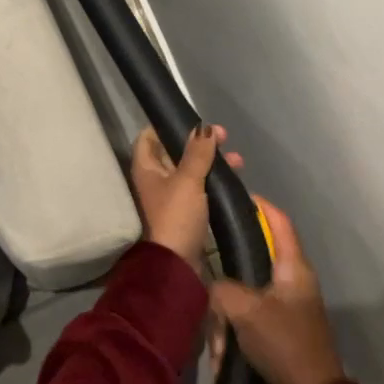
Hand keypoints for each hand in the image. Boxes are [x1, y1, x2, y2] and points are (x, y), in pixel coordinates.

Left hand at [129, 124, 242, 271]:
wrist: (178, 263)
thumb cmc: (177, 216)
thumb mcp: (188, 180)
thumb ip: (197, 152)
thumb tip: (204, 127)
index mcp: (146, 168)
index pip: (148, 136)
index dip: (167, 125)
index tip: (192, 120)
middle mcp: (155, 179)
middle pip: (174, 151)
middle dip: (199, 143)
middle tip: (224, 137)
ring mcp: (170, 196)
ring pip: (191, 170)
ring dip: (211, 162)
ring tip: (237, 161)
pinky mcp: (186, 211)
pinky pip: (200, 188)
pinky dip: (214, 181)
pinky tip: (234, 179)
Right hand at [209, 197, 345, 383]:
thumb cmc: (284, 343)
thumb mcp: (246, 310)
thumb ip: (222, 289)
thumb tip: (209, 287)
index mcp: (294, 269)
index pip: (280, 223)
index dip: (261, 206)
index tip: (237, 194)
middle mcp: (292, 283)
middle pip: (252, 261)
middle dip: (226, 278)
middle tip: (203, 277)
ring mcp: (284, 308)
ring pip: (243, 296)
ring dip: (225, 317)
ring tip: (214, 339)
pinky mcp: (276, 331)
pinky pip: (245, 321)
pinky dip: (231, 333)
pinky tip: (220, 354)